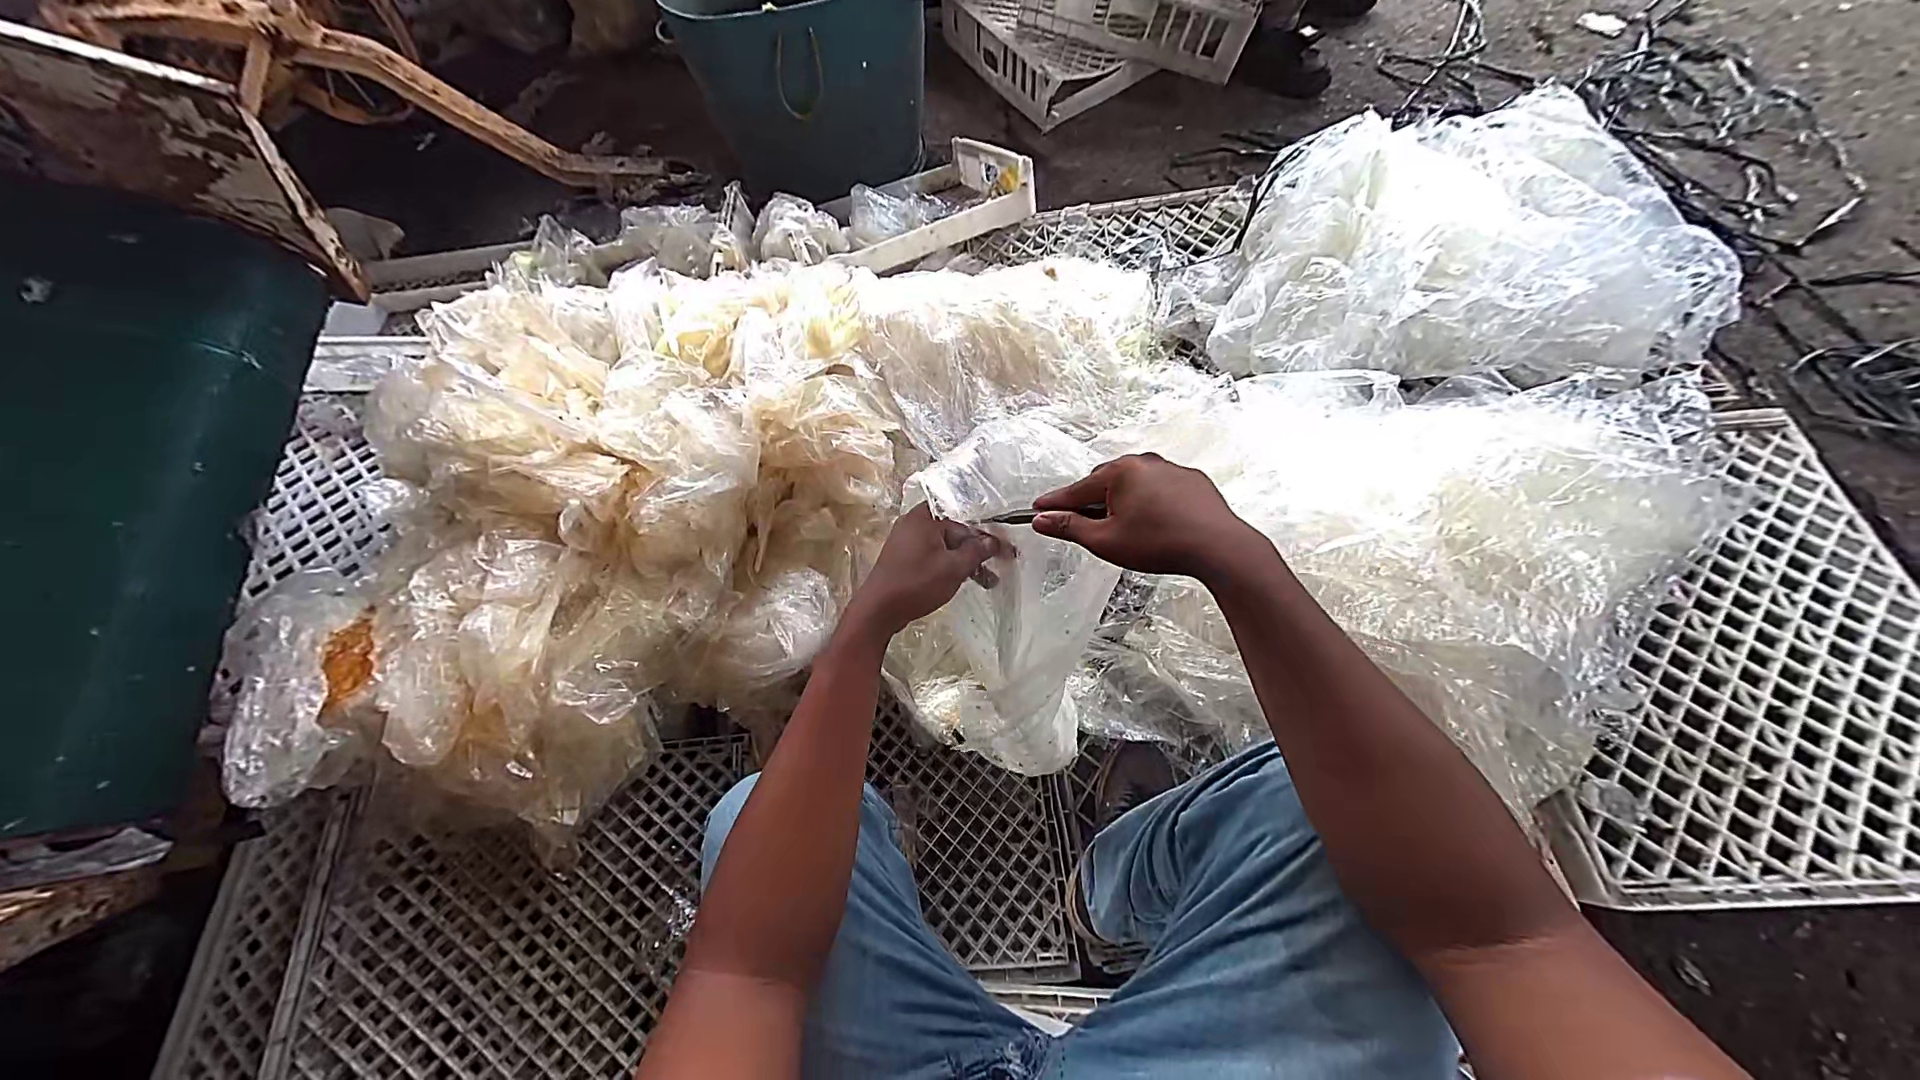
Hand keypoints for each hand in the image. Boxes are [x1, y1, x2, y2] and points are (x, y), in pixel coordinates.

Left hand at [844, 503, 1003, 638]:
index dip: (986, 534)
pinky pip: (932, 555)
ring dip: (964, 561)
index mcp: (924, 517)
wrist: (878, 610)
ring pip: (944, 545)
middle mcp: (913, 523)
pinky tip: (962, 580)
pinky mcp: (902, 558)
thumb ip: (977, 551)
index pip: (964, 518)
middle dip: (976, 550)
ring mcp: (905, 541)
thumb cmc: (917, 583)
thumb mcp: (954, 568)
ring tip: (987, 581)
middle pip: (954, 531)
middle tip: (997, 566)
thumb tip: (995, 541)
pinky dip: (947, 565)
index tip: (1004, 550)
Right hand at [1031, 453, 1269, 582]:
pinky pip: (1161, 489)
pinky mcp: (1193, 482)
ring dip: (1123, 503)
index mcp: (1120, 472)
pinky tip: (1154, 525)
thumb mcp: (1105, 540)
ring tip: (1125, 530)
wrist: (1218, 547)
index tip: (1039, 509)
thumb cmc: (1162, 543)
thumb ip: (1070, 527)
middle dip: (1092, 503)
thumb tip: (1043, 520)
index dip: (1055, 503)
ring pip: (1134, 485)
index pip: (1076, 489)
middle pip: (1105, 483)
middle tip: (1085, 526)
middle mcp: (1145, 463)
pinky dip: (1150, 503)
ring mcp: (1172, 470)